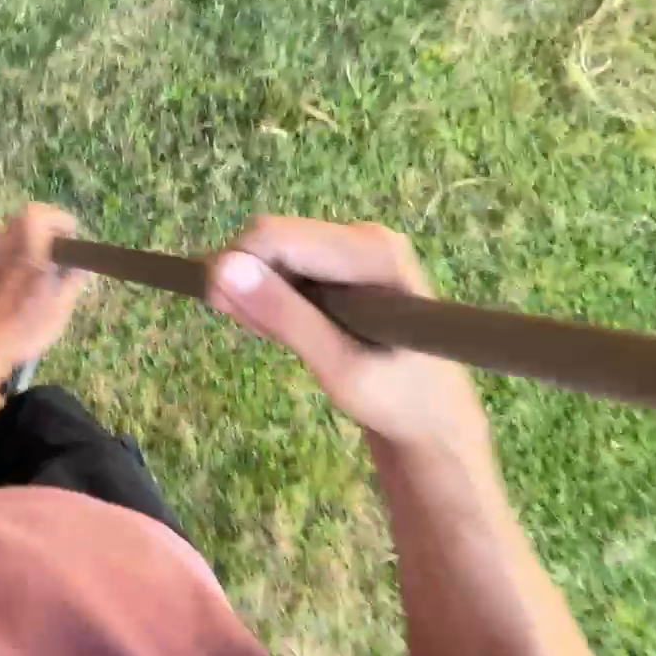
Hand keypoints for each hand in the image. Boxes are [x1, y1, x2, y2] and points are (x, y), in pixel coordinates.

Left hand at [0, 204, 91, 379]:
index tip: (71, 232)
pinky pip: (1, 247)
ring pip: (10, 231)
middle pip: (22, 218)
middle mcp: (7, 247)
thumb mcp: (59, 308)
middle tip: (60, 243)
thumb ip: (72, 281)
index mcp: (28, 251)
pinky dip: (16, 250)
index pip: (37, 214)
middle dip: (45, 225)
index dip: (57, 218)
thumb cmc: (24, 327)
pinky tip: (25, 272)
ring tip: (45, 258)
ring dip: (29, 237)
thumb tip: (84, 266)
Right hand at [208, 216, 487, 450]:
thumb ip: (282, 315)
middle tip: (259, 333)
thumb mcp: (337, 367)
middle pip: (268, 237)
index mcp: (373, 252)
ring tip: (277, 334)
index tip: (228, 313)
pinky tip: (286, 321)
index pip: (273, 235)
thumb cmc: (398, 401)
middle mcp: (364, 234)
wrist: (435, 421)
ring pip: (268, 247)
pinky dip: (266, 290)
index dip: (236, 268)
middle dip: (247, 281)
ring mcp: (352, 242)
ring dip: (255, 289)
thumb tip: (219, 268)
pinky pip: (279, 258)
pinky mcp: (339, 256)